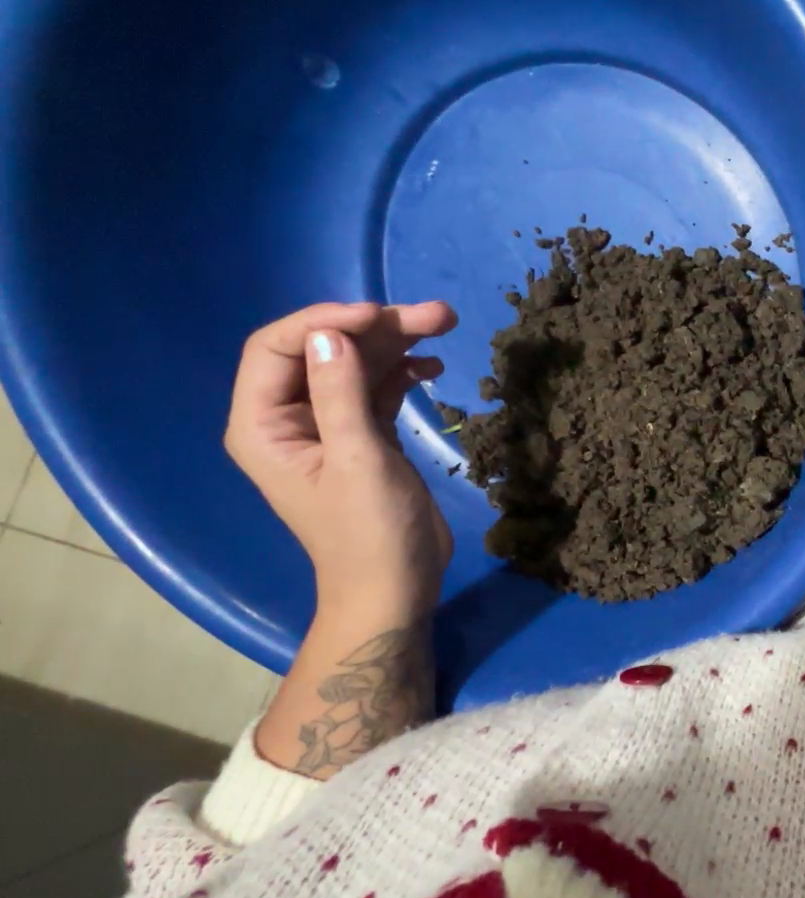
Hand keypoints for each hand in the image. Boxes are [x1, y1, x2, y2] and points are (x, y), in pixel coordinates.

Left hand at [224, 301, 458, 619]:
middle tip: (439, 316)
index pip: (277, 350)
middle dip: (377, 329)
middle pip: (324, 352)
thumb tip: (332, 334)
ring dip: (399, 345)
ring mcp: (330, 428)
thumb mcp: (357, 459)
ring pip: (357, 367)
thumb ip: (340, 395)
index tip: (381, 314)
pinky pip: (378, 390)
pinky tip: (435, 367)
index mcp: (264, 425)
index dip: (324, 322)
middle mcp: (290, 419)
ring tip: (446, 327)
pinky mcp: (365, 438)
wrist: (397, 584)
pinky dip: (405, 373)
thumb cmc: (369, 530)